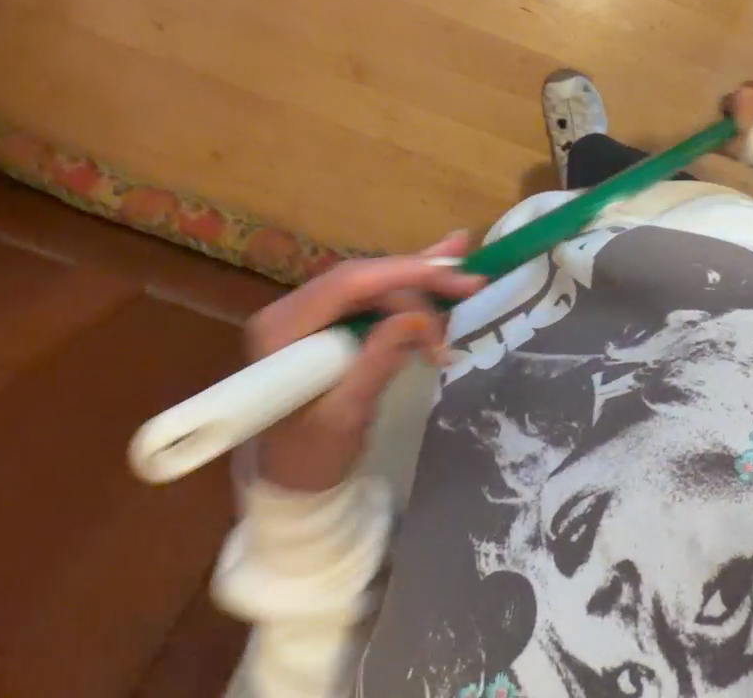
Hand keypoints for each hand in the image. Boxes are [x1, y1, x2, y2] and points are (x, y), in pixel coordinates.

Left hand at [249, 230, 484, 491]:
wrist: (295, 482)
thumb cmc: (313, 456)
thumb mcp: (346, 415)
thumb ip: (378, 361)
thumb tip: (419, 317)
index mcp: (282, 328)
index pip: (348, 283)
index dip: (403, 273)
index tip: (453, 273)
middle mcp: (291, 309)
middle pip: (363, 278)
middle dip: (418, 280)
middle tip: (469, 285)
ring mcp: (308, 312)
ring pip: (372, 284)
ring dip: (419, 286)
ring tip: (464, 278)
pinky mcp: (327, 321)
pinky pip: (371, 298)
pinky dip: (408, 293)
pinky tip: (439, 270)